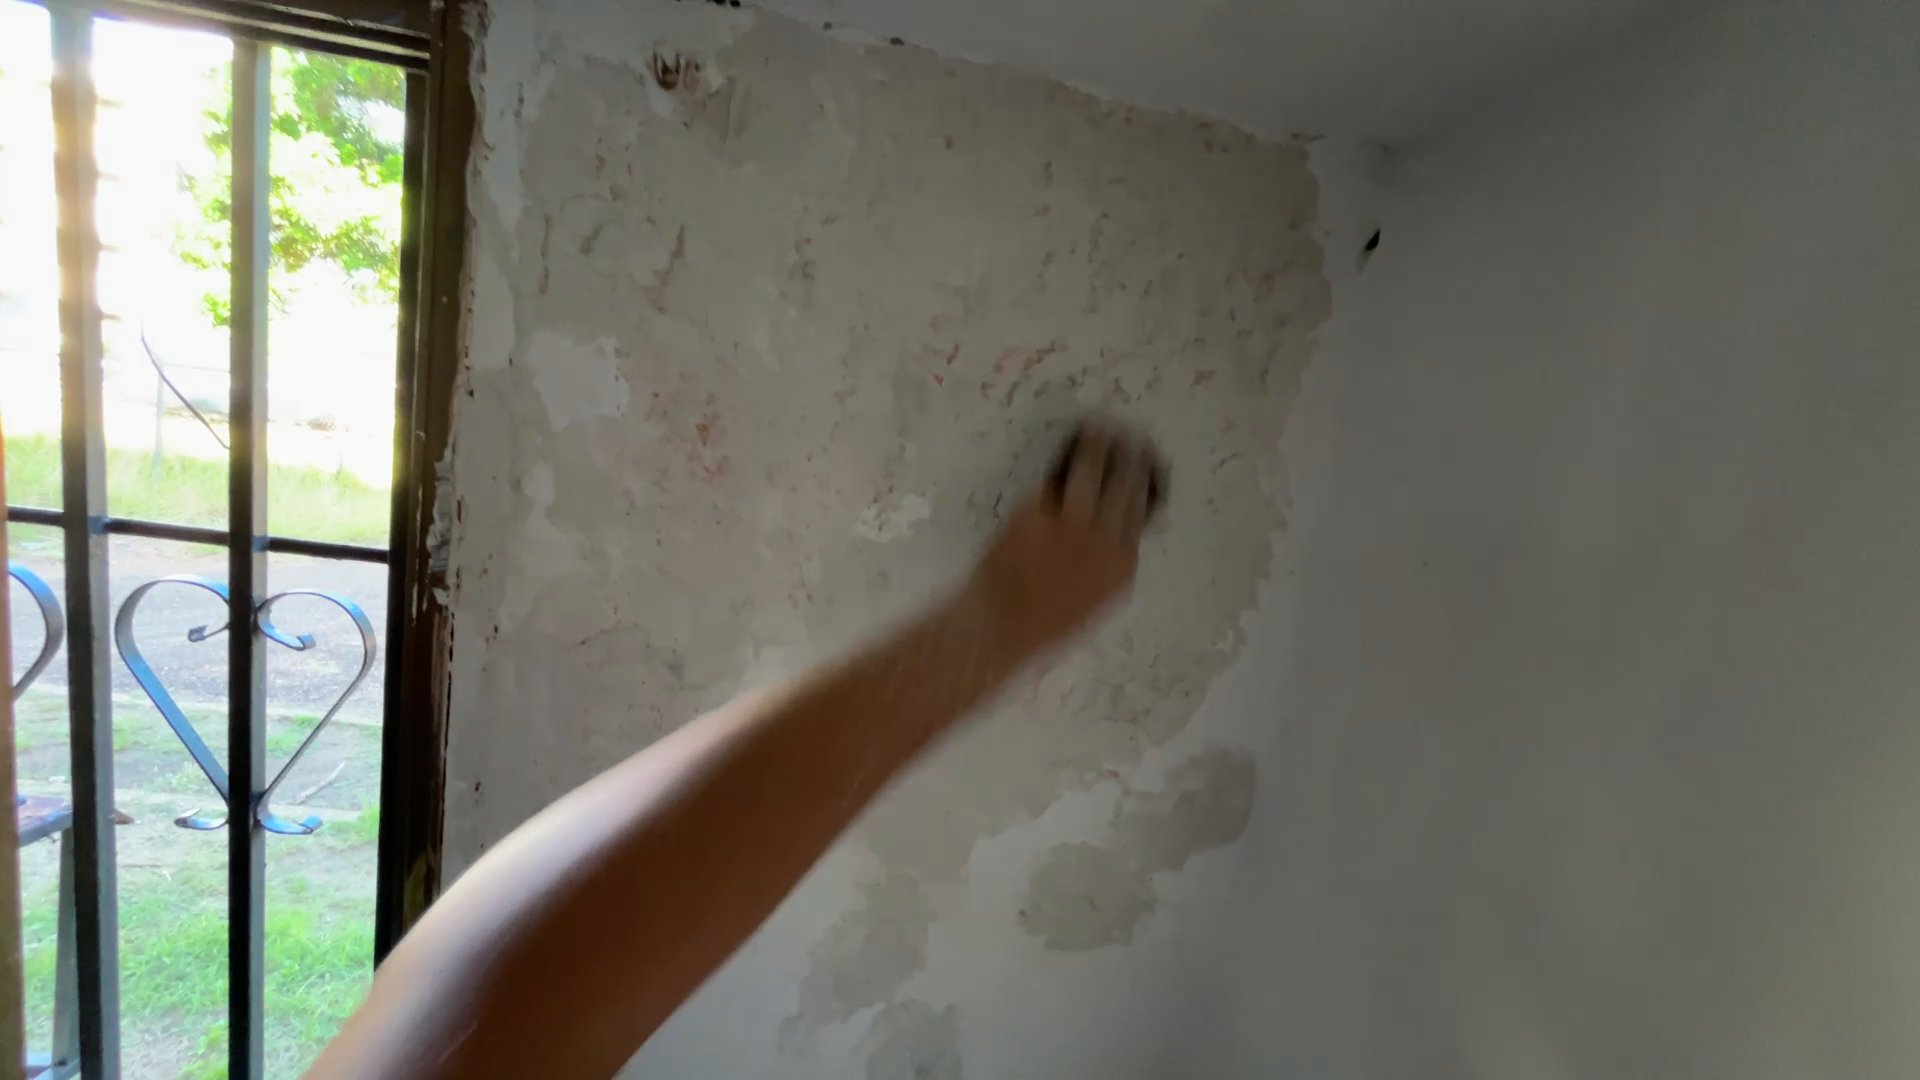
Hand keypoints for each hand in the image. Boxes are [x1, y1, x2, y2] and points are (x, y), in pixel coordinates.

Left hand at [969, 420, 1167, 658]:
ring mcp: (1069, 524)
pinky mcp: (1034, 512)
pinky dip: (1064, 463)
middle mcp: (1103, 541)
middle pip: (1125, 487)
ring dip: (1100, 448)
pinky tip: (1069, 449)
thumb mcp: (1093, 600)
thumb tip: (1114, 532)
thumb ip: (1108, 563)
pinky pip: (1055, 482)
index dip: (1146, 484)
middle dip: (1132, 459)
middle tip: (1132, 438)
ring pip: (1092, 473)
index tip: (1147, 466)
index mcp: (1122, 567)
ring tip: (1102, 430)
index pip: (1142, 512)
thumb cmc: (1046, 625)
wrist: (1000, 626)